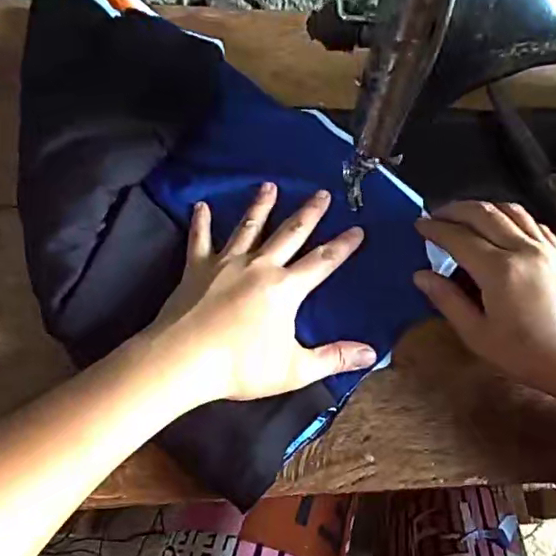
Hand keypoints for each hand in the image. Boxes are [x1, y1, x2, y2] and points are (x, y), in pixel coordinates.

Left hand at [142, 183, 376, 403]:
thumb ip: (333, 358)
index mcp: (286, 288)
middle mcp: (259, 267)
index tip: (357, 228)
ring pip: (248, 227)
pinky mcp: (196, 268)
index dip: (343, 246)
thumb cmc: (241, 366)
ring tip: (270, 186)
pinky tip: (201, 206)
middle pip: (289, 234)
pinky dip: (201, 222)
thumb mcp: (295, 369)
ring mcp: (225, 264)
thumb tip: (370, 353)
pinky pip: (200, 239)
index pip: (322, 262)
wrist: (185, 360)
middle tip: (321, 193)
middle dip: (308, 213)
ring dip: (261, 206)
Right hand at [415, 201, 555, 410]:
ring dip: (483, 207)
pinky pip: (533, 223)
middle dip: (456, 209)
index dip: (436, 229)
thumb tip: (421, 275)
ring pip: (512, 211)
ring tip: (464, 215)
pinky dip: (510, 217)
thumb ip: (448, 301)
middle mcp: (524, 249)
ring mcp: (548, 248)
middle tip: (436, 214)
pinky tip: (502, 227)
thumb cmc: (529, 356)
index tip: (419, 225)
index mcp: (499, 270)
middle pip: (485, 214)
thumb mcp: (478, 335)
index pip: (459, 237)